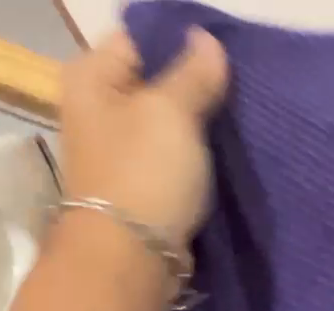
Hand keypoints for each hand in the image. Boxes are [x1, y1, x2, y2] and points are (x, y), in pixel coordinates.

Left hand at [60, 28, 229, 243]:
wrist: (133, 250)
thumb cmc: (145, 172)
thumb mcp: (172, 114)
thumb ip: (192, 75)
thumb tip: (206, 38)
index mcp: (91, 77)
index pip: (139, 41)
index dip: (181, 47)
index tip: (227, 62)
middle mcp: (98, 106)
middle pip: (155, 83)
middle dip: (196, 87)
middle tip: (242, 95)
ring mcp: (120, 146)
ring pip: (168, 122)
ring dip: (202, 125)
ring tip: (241, 126)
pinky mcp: (144, 180)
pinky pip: (176, 154)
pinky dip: (200, 155)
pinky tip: (227, 158)